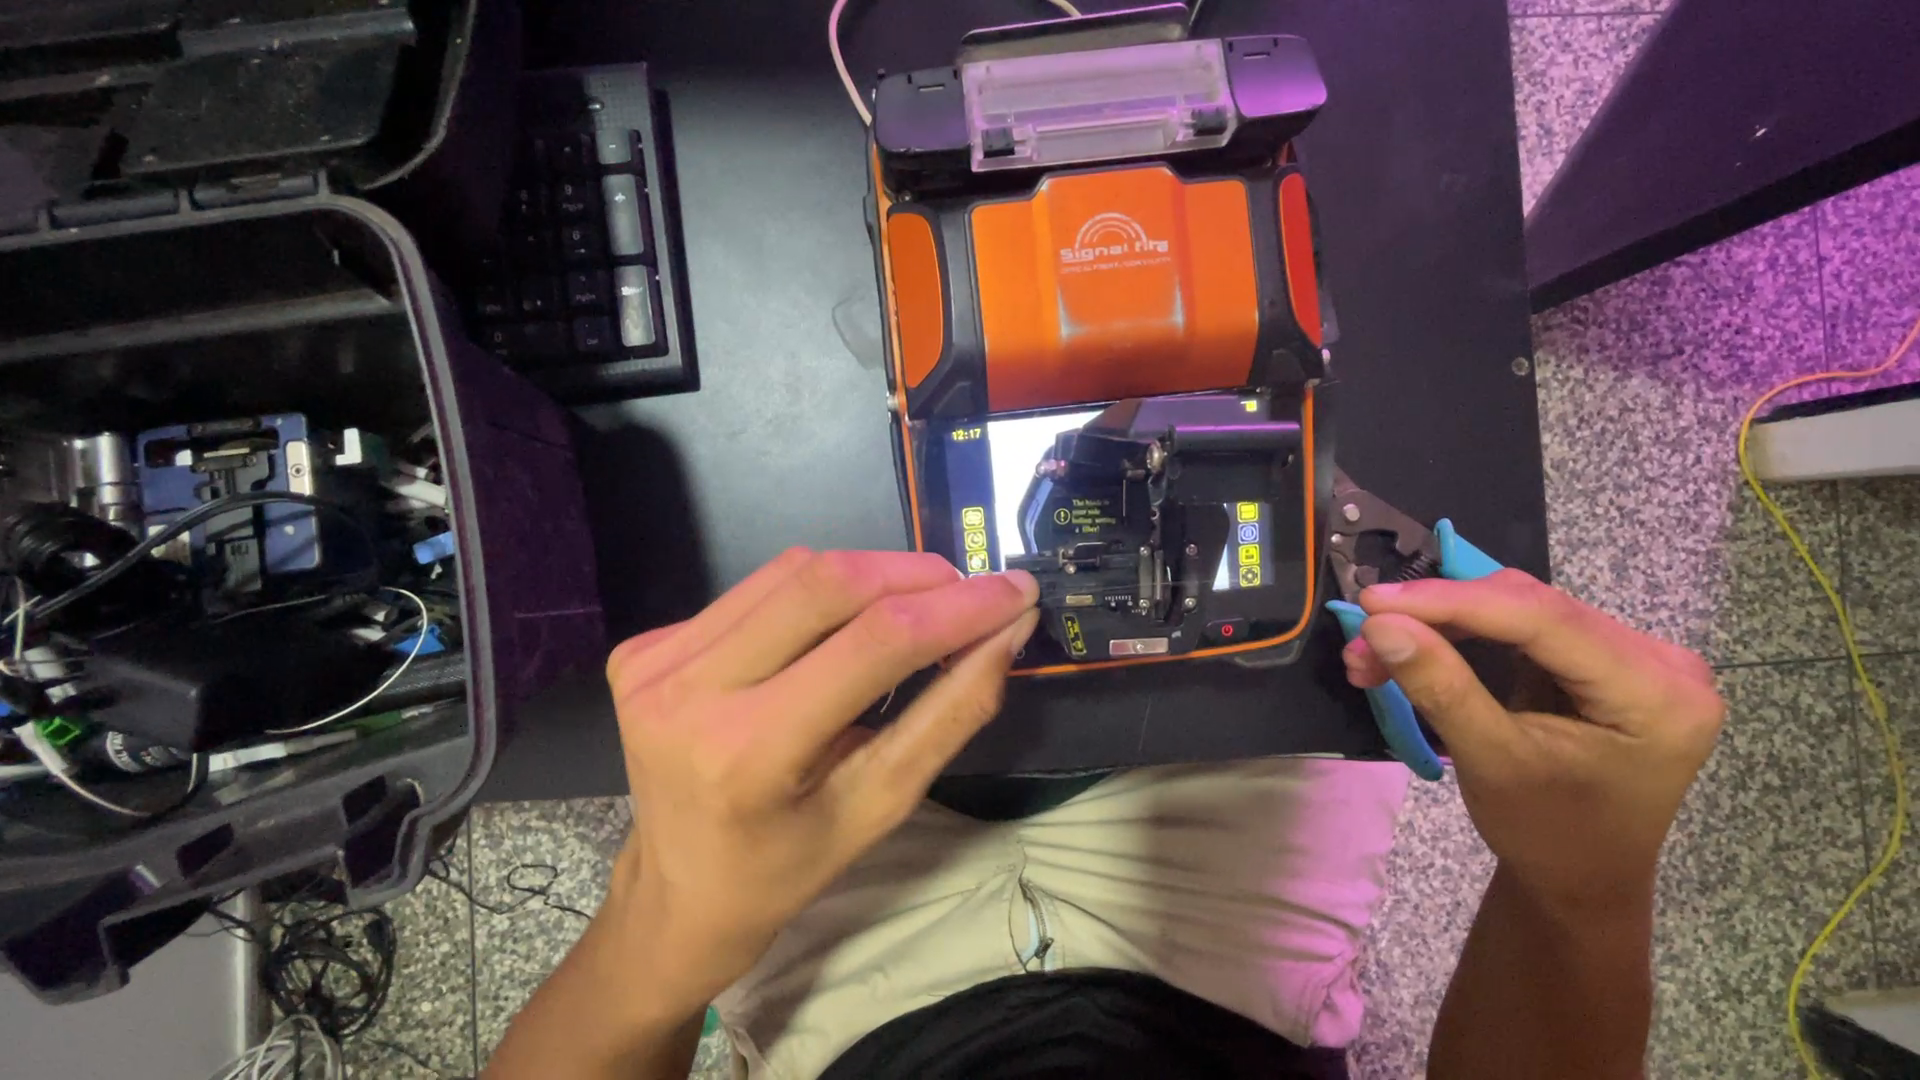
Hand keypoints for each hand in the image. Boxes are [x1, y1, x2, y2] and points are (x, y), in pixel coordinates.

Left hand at [601, 549, 1039, 1016]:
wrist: (677, 893)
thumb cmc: (787, 869)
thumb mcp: (880, 806)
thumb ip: (950, 714)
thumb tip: (1006, 631)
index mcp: (747, 753)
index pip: (873, 643)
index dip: (956, 607)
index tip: (1014, 590)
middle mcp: (689, 691)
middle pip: (827, 583)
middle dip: (916, 574)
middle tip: (969, 592)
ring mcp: (657, 661)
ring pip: (793, 571)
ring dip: (873, 574)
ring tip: (918, 604)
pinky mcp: (645, 646)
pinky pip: (757, 589)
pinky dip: (818, 592)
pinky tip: (841, 624)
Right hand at [1342, 569, 1723, 910]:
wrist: (1578, 879)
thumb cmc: (1547, 834)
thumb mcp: (1492, 763)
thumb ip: (1441, 687)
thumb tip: (1378, 624)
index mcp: (1656, 692)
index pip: (1543, 618)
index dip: (1452, 602)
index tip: (1373, 601)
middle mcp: (1657, 660)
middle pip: (1528, 607)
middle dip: (1435, 616)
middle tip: (1363, 637)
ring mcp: (1628, 657)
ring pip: (1515, 610)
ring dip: (1437, 625)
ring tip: (1374, 652)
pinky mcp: (1595, 661)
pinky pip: (1515, 628)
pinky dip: (1455, 636)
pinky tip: (1412, 649)